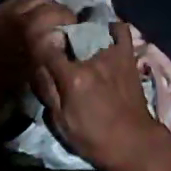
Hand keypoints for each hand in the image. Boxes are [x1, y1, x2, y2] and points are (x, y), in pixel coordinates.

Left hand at [0, 0, 74, 115]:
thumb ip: (42, 57)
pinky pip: (6, 3)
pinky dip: (19, 7)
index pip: (57, 15)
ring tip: (43, 20)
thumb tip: (58, 39)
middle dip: (56, 9)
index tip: (75, 31)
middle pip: (42, 0)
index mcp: (25, 34)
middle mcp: (11, 17)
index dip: (69, 20)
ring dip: (38, 5)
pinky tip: (19, 23)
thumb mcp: (20, 85)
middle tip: (62, 24)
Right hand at [32, 22, 169, 170]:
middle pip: (70, 37)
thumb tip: (38, 69)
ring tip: (82, 42)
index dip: (41, 46)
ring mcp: (112, 53)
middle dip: (62, 40)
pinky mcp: (127, 54)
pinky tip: (105, 35)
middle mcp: (91, 59)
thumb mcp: (61, 123)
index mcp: (72, 77)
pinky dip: (112, 29)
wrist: (132, 141)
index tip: (40, 49)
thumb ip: (48, 92)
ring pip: (93, 30)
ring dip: (84, 34)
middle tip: (61, 50)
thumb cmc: (94, 138)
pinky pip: (120, 30)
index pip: (48, 50)